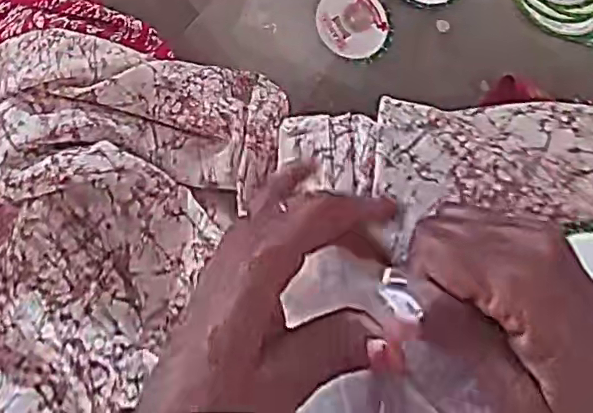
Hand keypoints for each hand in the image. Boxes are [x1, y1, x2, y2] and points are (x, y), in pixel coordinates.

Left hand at [136, 165, 396, 412]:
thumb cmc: (205, 407)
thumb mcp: (278, 385)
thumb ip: (334, 349)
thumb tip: (386, 330)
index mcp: (251, 268)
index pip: (312, 215)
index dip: (355, 209)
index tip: (388, 212)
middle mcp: (234, 253)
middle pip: (294, 204)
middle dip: (340, 209)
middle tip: (378, 226)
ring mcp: (223, 261)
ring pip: (273, 205)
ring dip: (312, 203)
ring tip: (341, 201)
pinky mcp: (220, 277)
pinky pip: (259, 220)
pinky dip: (288, 210)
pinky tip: (294, 223)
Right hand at [409, 207, 592, 412]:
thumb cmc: (581, 406)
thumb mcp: (514, 396)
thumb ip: (456, 339)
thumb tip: (403, 304)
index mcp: (528, 273)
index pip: (432, 243)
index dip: (419, 287)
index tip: (431, 327)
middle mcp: (534, 238)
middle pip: (439, 226)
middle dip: (430, 273)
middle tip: (448, 326)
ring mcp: (539, 231)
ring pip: (453, 219)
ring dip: (447, 263)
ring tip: (470, 314)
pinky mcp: (539, 233)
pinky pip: (477, 223)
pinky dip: (467, 255)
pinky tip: (486, 298)